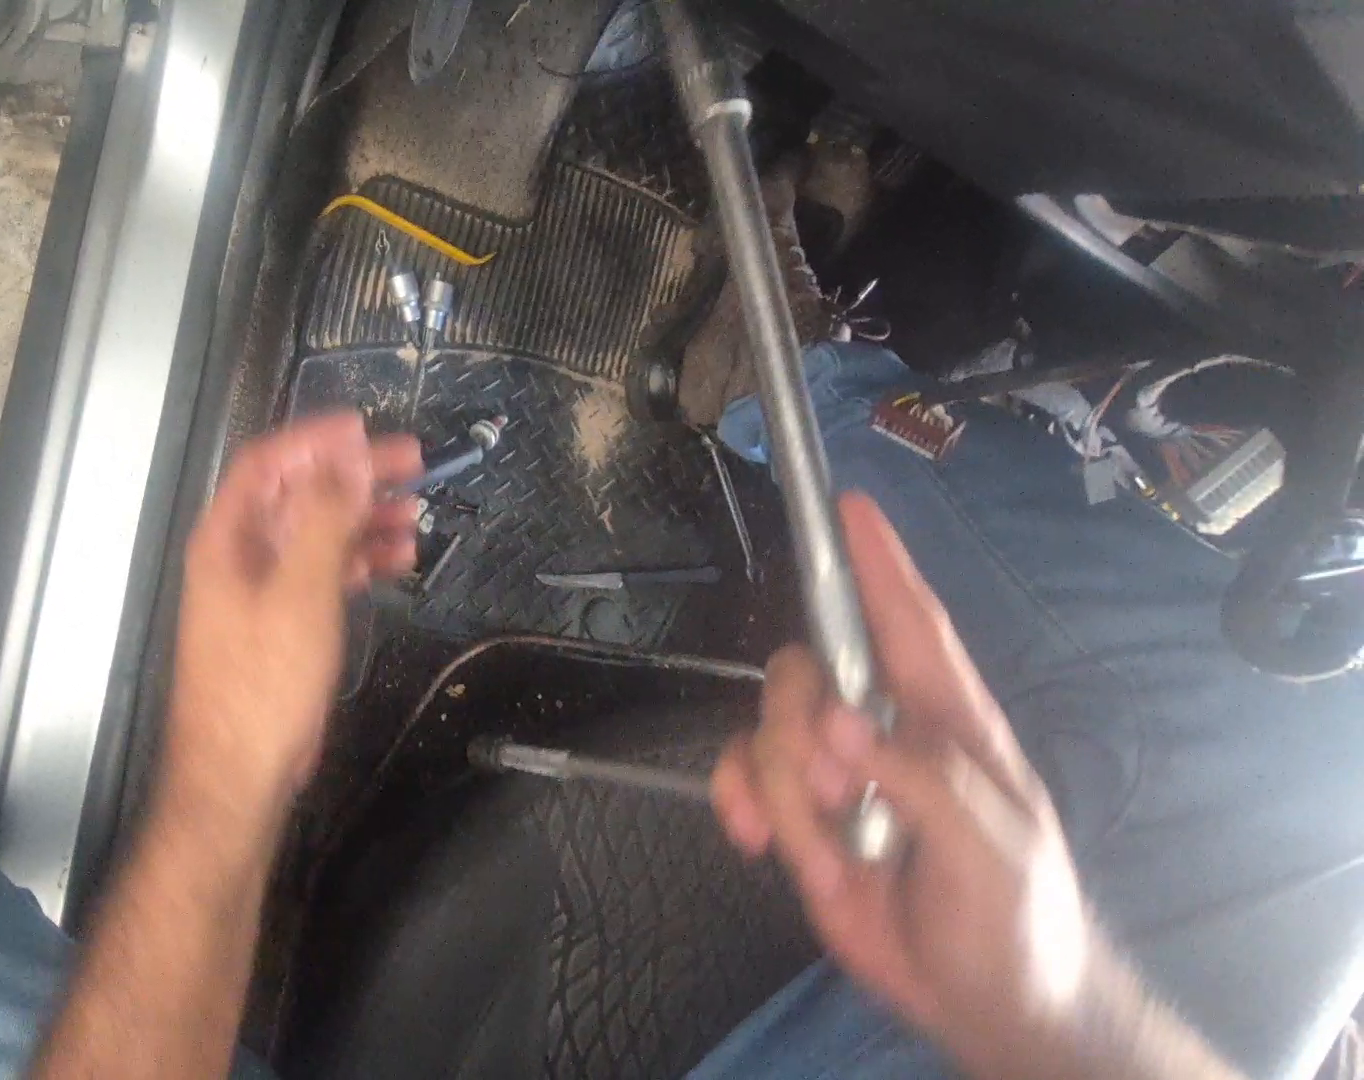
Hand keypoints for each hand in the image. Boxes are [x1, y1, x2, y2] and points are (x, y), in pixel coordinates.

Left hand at [167, 412, 421, 817]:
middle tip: (410, 465)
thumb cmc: (263, 683)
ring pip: (319, 534)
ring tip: (414, 514)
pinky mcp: (287, 619)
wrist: (243, 773)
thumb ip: (325, 520)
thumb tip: (349, 458)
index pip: (268, 464)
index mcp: (230, 538)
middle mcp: (243, 554)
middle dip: (354, 477)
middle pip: (301, 495)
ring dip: (365, 519)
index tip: (366, 429)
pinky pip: (326, 572)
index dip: (315, 439)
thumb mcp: (300, 592)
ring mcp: (265, 588)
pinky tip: (398, 559)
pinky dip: (361, 561)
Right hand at [711, 494, 1099, 1076]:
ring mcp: (824, 765)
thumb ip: (922, 779)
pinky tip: (756, 842)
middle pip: (801, 670)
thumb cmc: (1017, 917)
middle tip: (829, 789)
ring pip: (761, 727)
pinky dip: (735, 800)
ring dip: (780, 795)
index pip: (905, 619)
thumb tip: (837, 722)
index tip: (850, 507)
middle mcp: (874, 724)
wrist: (982, 998)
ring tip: (824, 855)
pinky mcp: (788, 805)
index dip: (877, 560)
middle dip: (797, 730)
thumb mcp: (994, 849)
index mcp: (941, 715)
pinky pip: (733, 772)